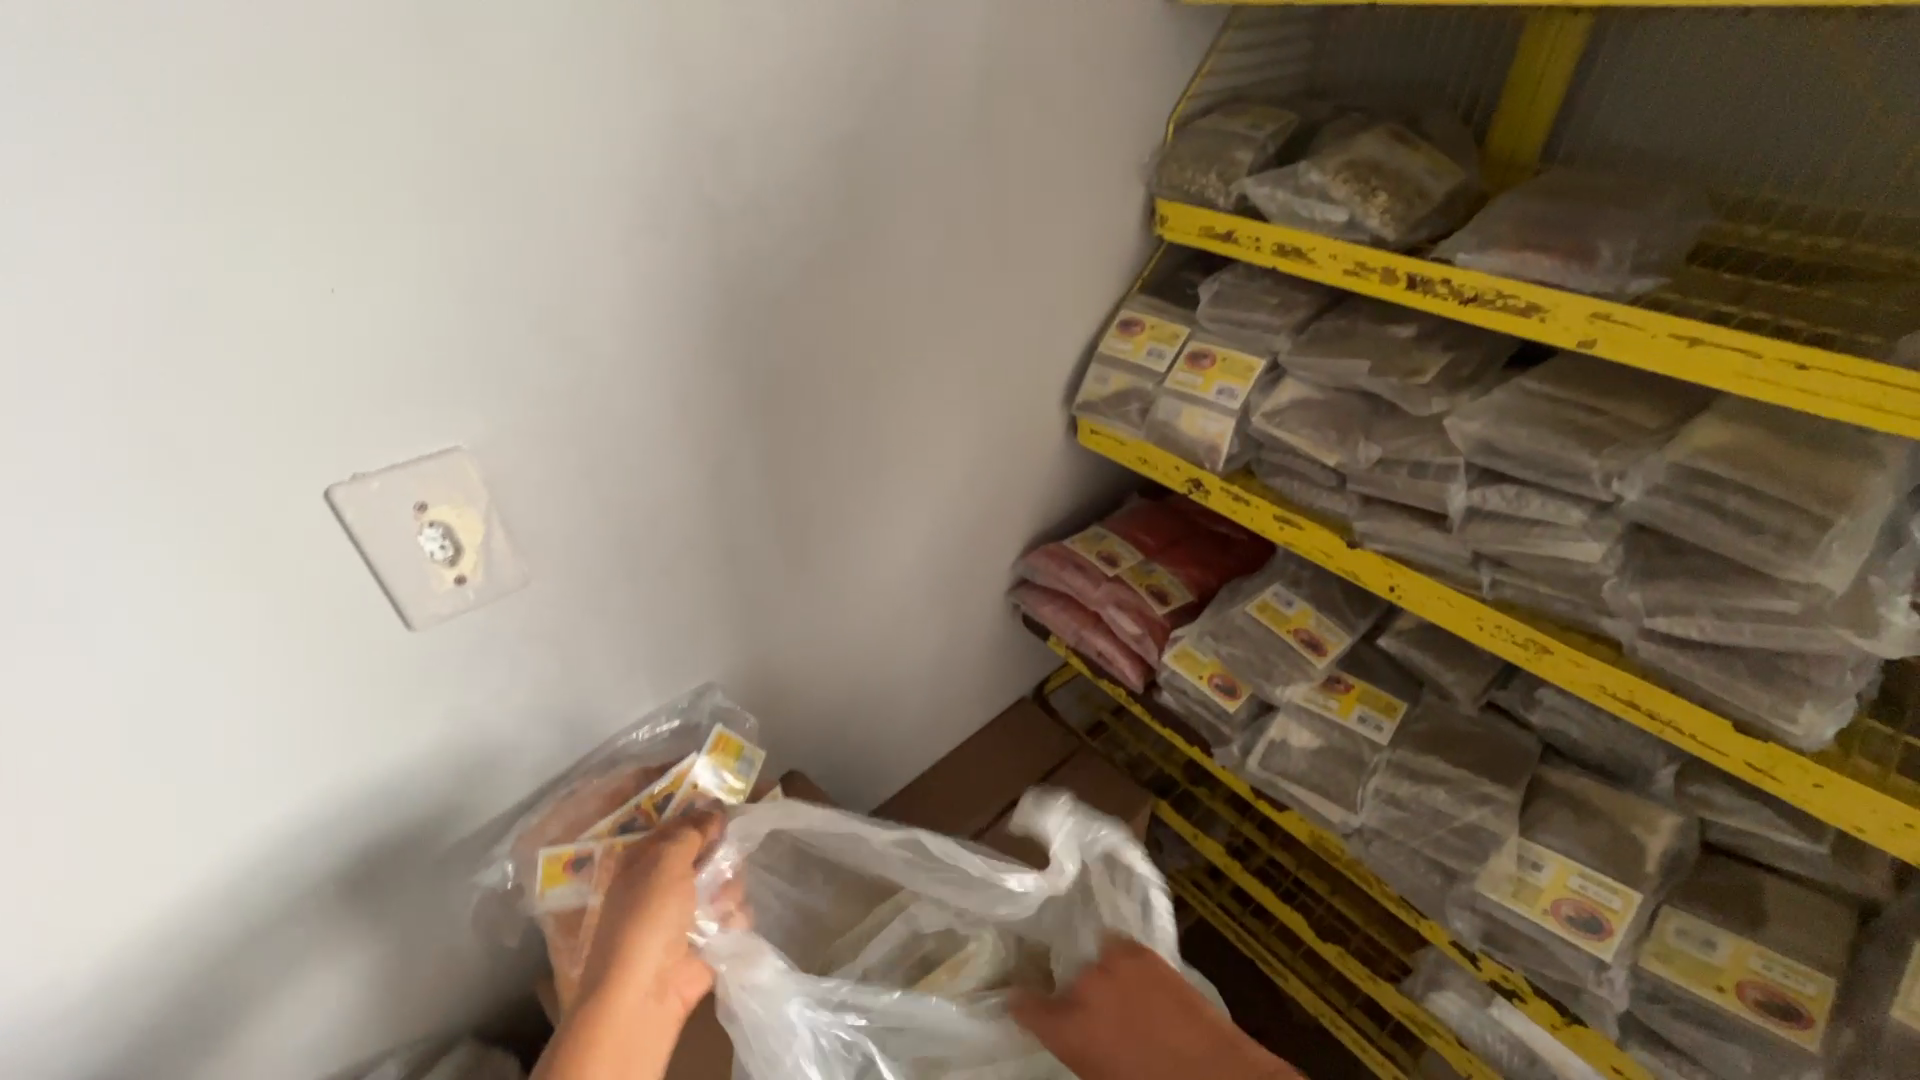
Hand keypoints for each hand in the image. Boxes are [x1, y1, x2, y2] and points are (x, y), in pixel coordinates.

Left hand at [534, 811, 738, 1079]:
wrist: (645, 992)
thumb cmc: (646, 917)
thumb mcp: (664, 860)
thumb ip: (692, 829)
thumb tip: (715, 808)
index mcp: (646, 858)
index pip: (681, 824)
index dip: (705, 814)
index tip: (730, 806)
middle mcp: (667, 880)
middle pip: (712, 850)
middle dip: (722, 856)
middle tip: (720, 864)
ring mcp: (688, 910)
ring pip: (729, 879)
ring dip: (729, 889)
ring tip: (717, 907)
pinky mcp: (709, 936)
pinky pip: (735, 912)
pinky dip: (733, 918)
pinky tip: (723, 928)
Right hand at [1014, 936, 1302, 1079]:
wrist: (1213, 1074)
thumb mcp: (1100, 1074)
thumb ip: (1079, 1046)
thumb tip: (1075, 1031)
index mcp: (1066, 1028)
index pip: (1022, 1004)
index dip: (1020, 1001)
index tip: (1019, 998)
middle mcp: (1081, 987)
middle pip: (1064, 980)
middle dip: (1072, 992)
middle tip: (1094, 1010)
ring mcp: (1111, 963)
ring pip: (1092, 960)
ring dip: (1099, 973)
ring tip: (1119, 990)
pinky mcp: (1139, 950)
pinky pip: (1117, 946)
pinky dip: (1120, 958)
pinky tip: (1134, 973)